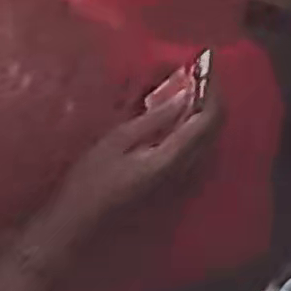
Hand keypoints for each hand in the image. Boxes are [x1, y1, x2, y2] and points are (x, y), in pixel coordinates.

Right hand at [28, 83, 220, 255]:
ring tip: (194, 83)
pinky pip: (201, 142)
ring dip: (207, 105)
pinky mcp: (180, 178)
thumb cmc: (88, 184)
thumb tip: (187, 93)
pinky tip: (184, 110)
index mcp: (175, 156)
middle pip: (216, 121)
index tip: (206, 62)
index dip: (211, 86)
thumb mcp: (115, 144)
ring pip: (211, 131)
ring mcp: (188, 174)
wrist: (74, 229)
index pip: (209, 115)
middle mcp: (190, 166)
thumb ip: (155, 118)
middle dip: (212, 92)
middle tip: (201, 69)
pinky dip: (198, 121)